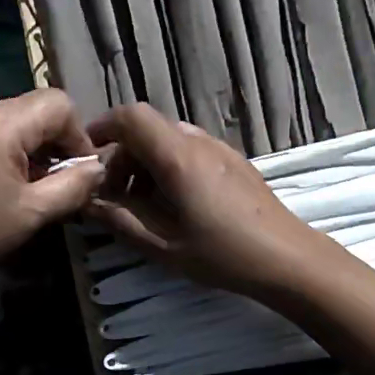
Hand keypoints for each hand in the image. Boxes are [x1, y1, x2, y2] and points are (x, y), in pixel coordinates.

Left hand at [0, 90, 105, 296]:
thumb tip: (99, 168)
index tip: (80, 172)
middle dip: (57, 142)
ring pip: (14, 120)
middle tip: (62, 183)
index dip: (79, 135)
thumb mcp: (33, 213)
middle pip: (35, 108)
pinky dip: (11, 151)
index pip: (58, 104)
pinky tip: (8, 185)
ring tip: (36, 188)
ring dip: (35, 149)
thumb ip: (74, 186)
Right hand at [85, 103, 337, 298]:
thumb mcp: (163, 245)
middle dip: (122, 156)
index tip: (87, 161)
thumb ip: (121, 220)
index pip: (130, 117)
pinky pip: (190, 152)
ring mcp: (220, 149)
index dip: (102, 130)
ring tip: (143, 206)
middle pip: (148, 129)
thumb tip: (88, 201)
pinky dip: (169, 169)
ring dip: (146, 165)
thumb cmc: (222, 254)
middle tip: (114, 197)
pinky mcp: (234, 162)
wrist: (287, 257)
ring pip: (170, 141)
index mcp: (178, 156)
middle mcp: (198, 142)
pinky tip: (176, 206)